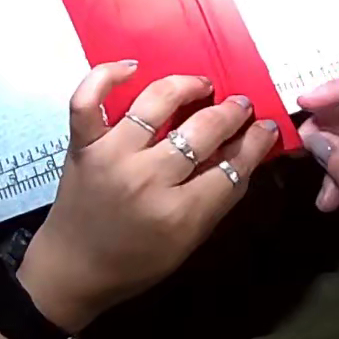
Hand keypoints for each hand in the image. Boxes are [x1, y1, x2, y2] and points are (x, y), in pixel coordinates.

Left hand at [19, 62, 281, 332]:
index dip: (256, 141)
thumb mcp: (189, 240)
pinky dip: (107, 76)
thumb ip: (220, 196)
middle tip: (240, 104)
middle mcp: (148, 178)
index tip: (266, 125)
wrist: (72, 270)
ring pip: (157, 102)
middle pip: (203, 130)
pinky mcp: (82, 145)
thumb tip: (247, 150)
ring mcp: (112, 156)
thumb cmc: (137, 261)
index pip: (232, 166)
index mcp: (180, 212)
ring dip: (188, 86)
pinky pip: (88, 100)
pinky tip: (133, 68)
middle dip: (232, 112)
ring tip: (203, 86)